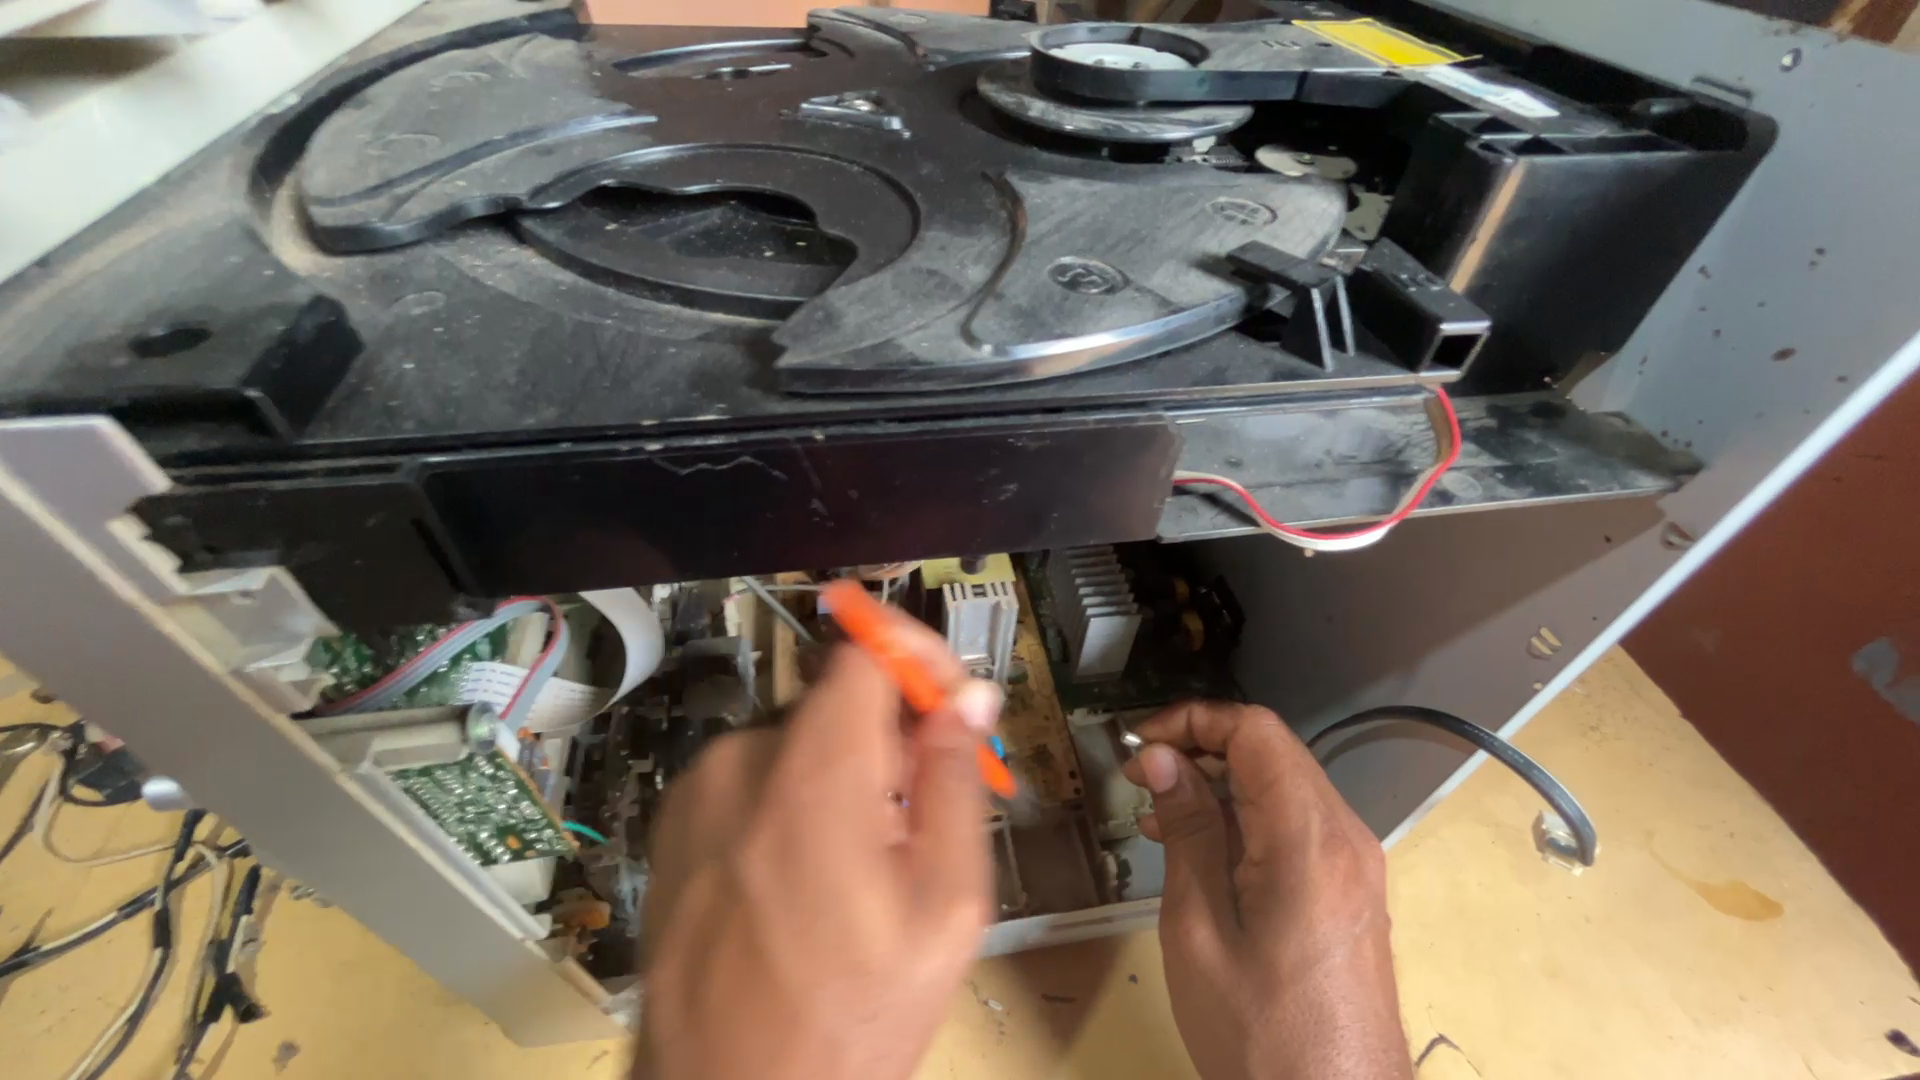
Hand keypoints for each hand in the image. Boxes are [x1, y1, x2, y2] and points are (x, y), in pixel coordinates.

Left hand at [637, 615, 1004, 1079]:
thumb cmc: (850, 1017)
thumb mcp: (944, 909)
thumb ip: (957, 784)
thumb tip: (967, 700)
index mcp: (814, 777)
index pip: (864, 653)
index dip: (914, 654)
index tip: (947, 695)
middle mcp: (743, 764)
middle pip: (836, 703)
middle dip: (888, 740)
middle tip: (915, 815)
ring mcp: (698, 791)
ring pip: (799, 744)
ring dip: (841, 777)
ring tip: (858, 865)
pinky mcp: (674, 821)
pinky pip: (755, 778)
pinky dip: (792, 800)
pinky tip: (803, 876)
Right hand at [1123, 702, 1409, 1079]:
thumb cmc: (1256, 1032)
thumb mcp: (1198, 927)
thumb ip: (1186, 830)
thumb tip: (1162, 757)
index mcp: (1308, 838)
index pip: (1255, 731)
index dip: (1192, 720)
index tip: (1141, 745)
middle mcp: (1344, 836)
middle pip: (1270, 751)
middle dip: (1200, 748)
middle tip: (1141, 779)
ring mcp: (1354, 865)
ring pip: (1280, 785)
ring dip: (1218, 784)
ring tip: (1156, 815)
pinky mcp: (1349, 891)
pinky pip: (1293, 825)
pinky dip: (1243, 818)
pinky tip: (1198, 848)